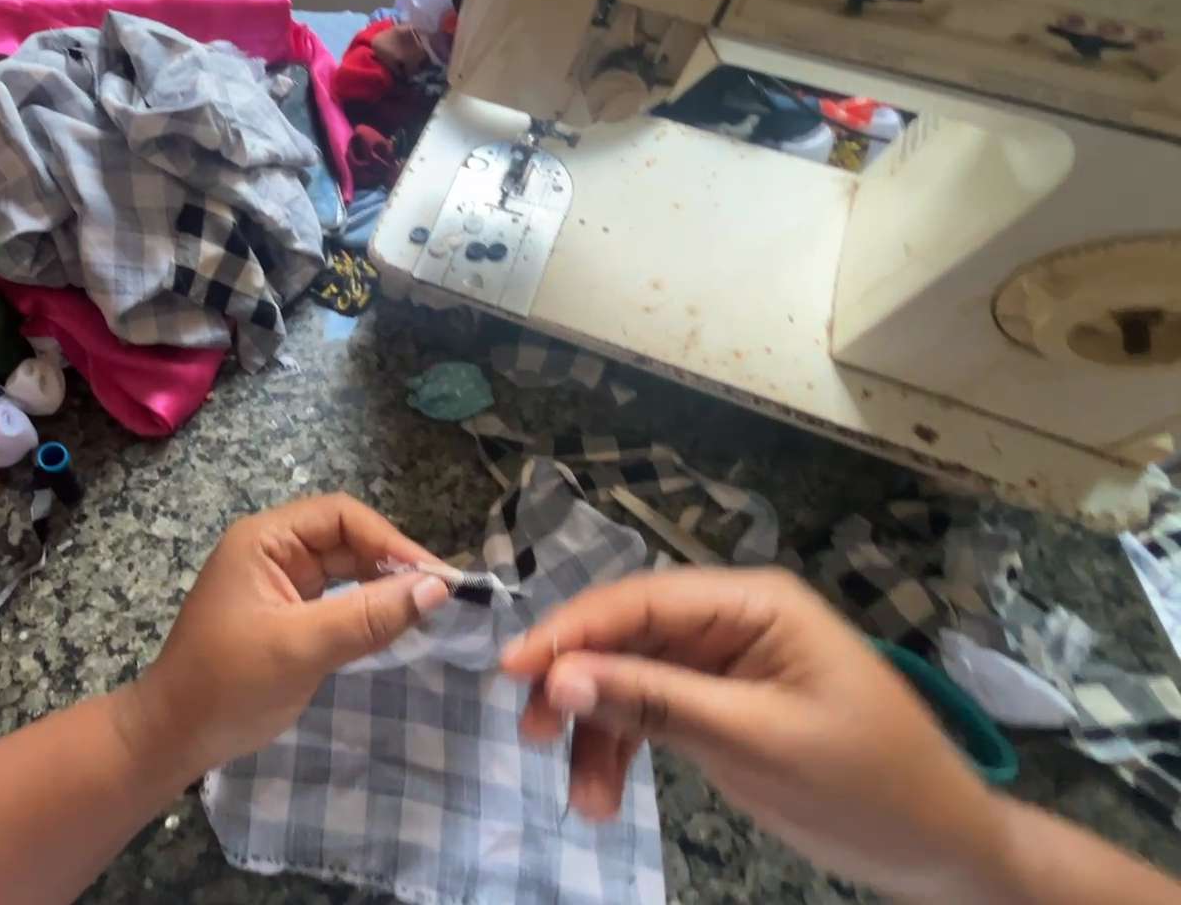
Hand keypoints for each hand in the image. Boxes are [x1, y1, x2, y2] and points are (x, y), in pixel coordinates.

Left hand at [120, 494, 450, 778]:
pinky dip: (365, 607)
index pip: (339, 516)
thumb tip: (436, 588)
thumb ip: (367, 616)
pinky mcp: (285, 612)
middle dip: (390, 561)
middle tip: (441, 595)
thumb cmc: (227, 684)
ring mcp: (278, 581)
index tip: (435, 576)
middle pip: (344, 538)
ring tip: (427, 606)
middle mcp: (272, 549)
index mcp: (264, 539)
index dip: (390, 540)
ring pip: (343, 568)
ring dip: (382, 584)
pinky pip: (335, 597)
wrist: (175, 735)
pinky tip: (394, 621)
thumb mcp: (300, 648)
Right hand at [500, 567, 1011, 902]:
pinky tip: (602, 795)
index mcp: (750, 602)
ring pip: (622, 679)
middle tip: (531, 730)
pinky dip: (618, 751)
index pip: (639, 601)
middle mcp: (723, 618)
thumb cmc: (873, 790)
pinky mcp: (706, 698)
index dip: (570, 631)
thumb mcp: (758, 743)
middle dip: (576, 686)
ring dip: (595, 734)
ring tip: (584, 798)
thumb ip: (653, 701)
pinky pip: (642, 712)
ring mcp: (713, 659)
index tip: (512, 668)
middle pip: (621, 638)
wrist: (950, 861)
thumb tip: (557, 680)